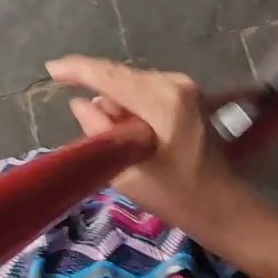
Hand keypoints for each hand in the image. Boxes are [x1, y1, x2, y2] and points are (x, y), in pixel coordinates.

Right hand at [45, 57, 258, 236]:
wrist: (226, 209)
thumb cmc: (178, 196)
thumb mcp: (129, 171)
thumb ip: (100, 132)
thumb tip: (81, 105)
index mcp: (161, 100)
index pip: (110, 76)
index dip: (77, 70)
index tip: (50, 69)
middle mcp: (174, 83)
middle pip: (121, 77)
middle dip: (97, 91)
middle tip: (84, 123)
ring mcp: (184, 87)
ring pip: (132, 84)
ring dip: (115, 100)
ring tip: (111, 136)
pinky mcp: (188, 95)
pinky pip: (146, 90)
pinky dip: (130, 103)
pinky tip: (126, 128)